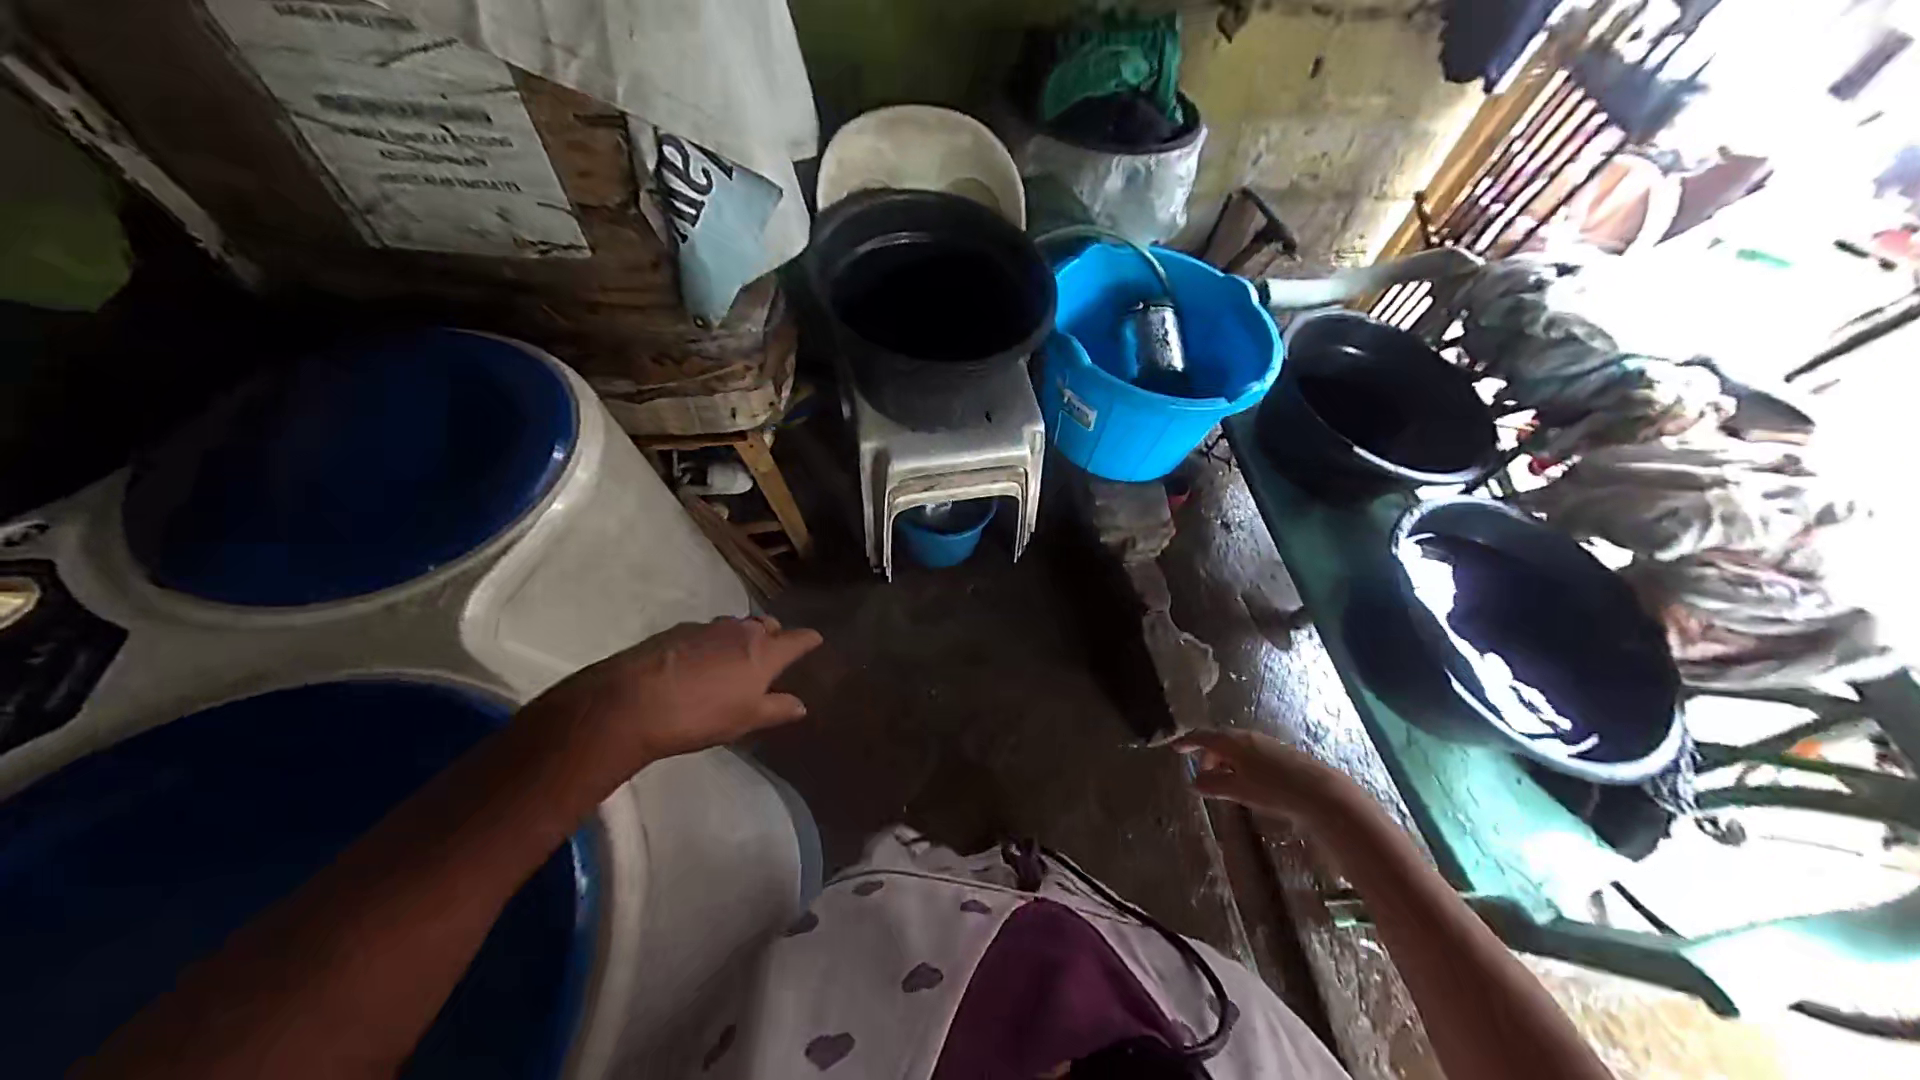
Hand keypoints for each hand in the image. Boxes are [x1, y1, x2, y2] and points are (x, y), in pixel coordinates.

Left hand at [520, 616, 822, 781]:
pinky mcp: (678, 631)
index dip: (808, 640)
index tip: (815, 640)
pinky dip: (713, 642)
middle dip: (774, 634)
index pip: (797, 639)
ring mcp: (708, 627)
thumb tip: (800, 705)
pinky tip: (701, 663)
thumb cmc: (702, 715)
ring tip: (736, 658)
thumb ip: (776, 709)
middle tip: (772, 652)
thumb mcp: (746, 720)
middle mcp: (741, 630)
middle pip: (767, 624)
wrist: (633, 702)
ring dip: (742, 636)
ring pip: (736, 625)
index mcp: (764, 651)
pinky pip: (708, 631)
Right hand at [1172, 728, 1356, 820]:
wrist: (1321, 793)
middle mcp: (1248, 737)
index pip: (1203, 736)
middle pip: (1220, 740)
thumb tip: (1193, 781)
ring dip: (1226, 760)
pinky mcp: (1282, 753)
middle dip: (1208, 755)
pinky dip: (1241, 763)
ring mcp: (1267, 743)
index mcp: (1232, 741)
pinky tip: (1248, 781)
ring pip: (1237, 747)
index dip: (1187, 741)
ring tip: (1225, 781)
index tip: (1175, 747)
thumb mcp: (1237, 790)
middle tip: (1203, 774)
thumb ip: (1213, 784)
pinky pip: (1252, 753)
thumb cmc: (1273, 789)